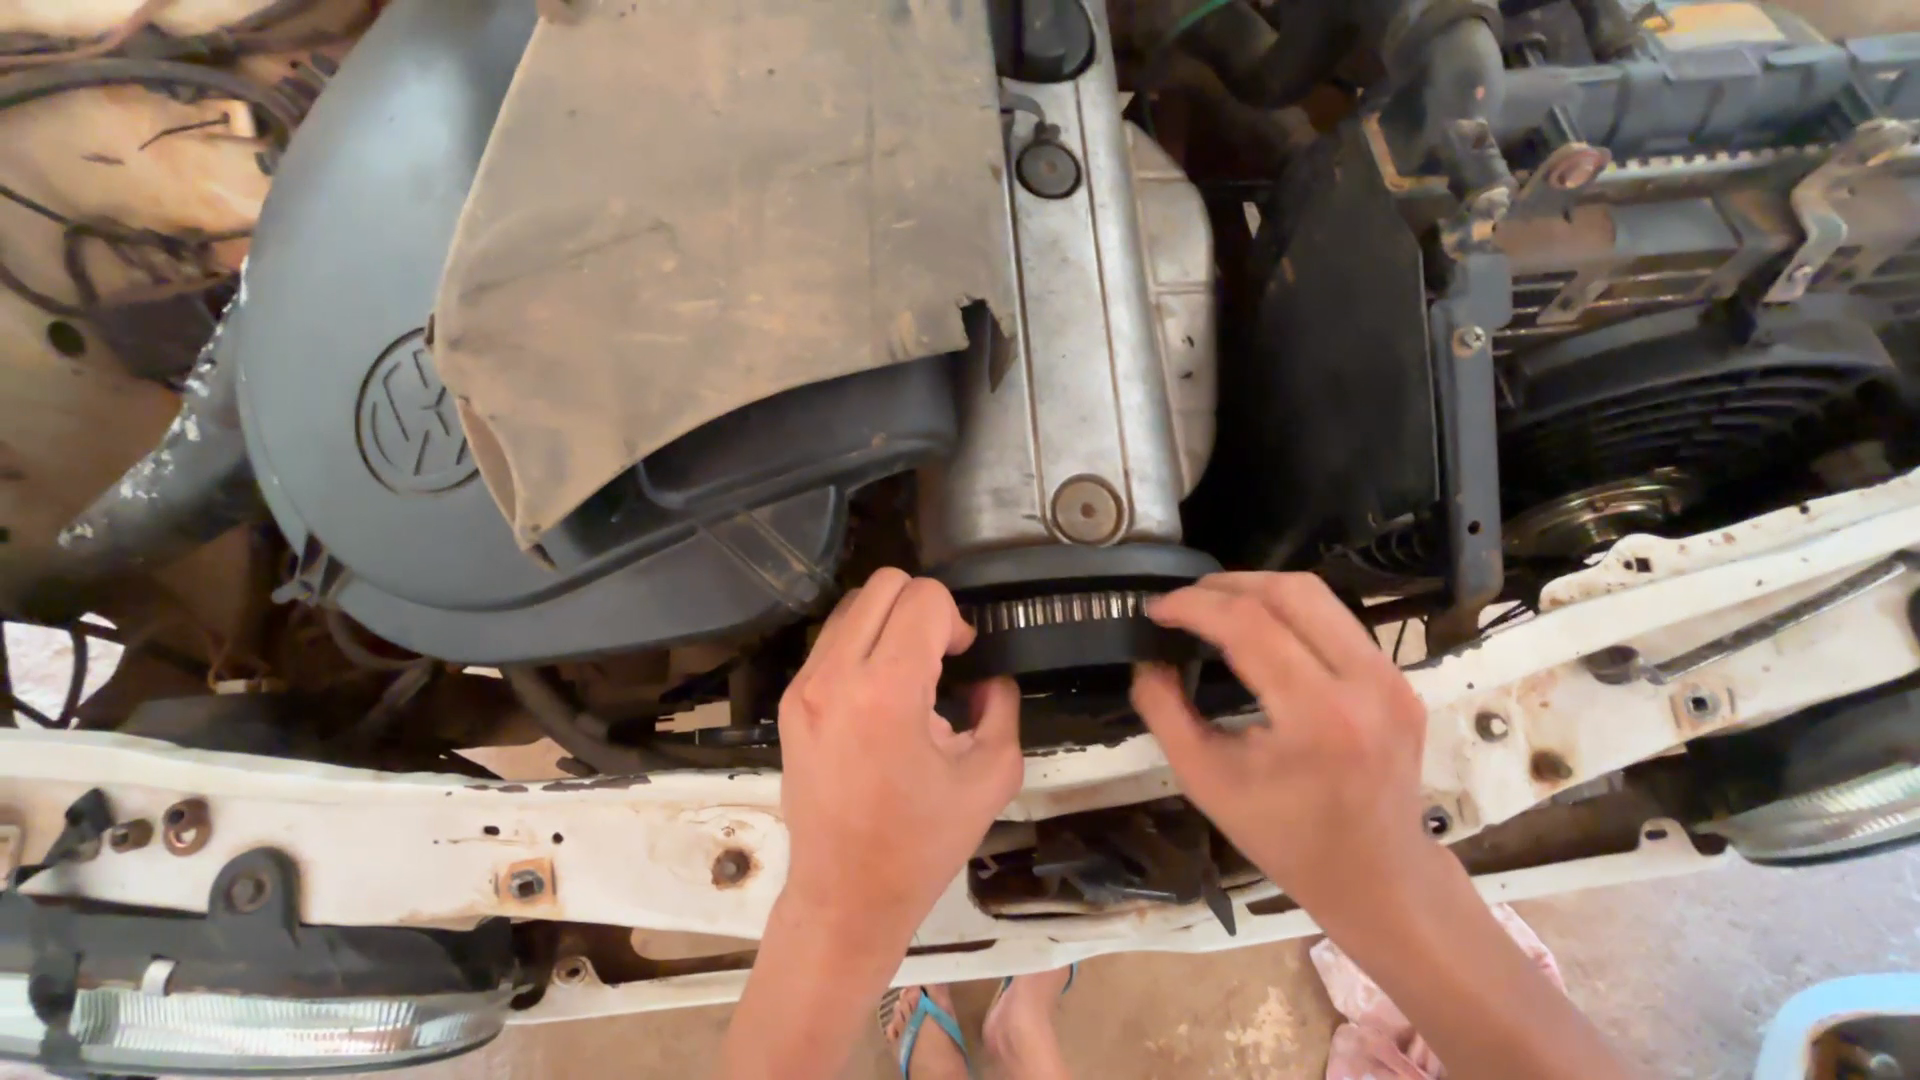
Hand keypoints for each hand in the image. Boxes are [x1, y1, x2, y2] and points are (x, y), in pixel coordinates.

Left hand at [776, 568, 1022, 944]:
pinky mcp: (789, 701)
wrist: (845, 895)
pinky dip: (862, 645)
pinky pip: (831, 640)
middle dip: (923, 607)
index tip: (962, 660)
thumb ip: (1001, 707)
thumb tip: (986, 677)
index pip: (923, 598)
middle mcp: (834, 675)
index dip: (955, 620)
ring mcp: (803, 686)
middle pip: (883, 584)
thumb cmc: (921, 844)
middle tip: (940, 657)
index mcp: (886, 692)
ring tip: (909, 676)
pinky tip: (880, 694)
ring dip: (890, 622)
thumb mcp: (991, 776)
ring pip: (852, 605)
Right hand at [1130, 572, 1434, 913]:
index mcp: (1319, 717)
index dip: (1194, 606)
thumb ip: (1164, 712)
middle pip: (1290, 592)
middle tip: (1183, 603)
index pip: (1250, 625)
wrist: (1376, 875)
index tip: (1157, 610)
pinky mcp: (1400, 678)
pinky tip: (1258, 632)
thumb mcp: (1205, 780)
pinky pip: (1336, 621)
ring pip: (1318, 596)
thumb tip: (1147, 660)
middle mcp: (1366, 684)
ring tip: (1214, 609)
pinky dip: (1288, 613)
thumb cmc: (1285, 838)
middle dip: (1225, 585)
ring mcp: (1392, 677)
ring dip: (1257, 592)